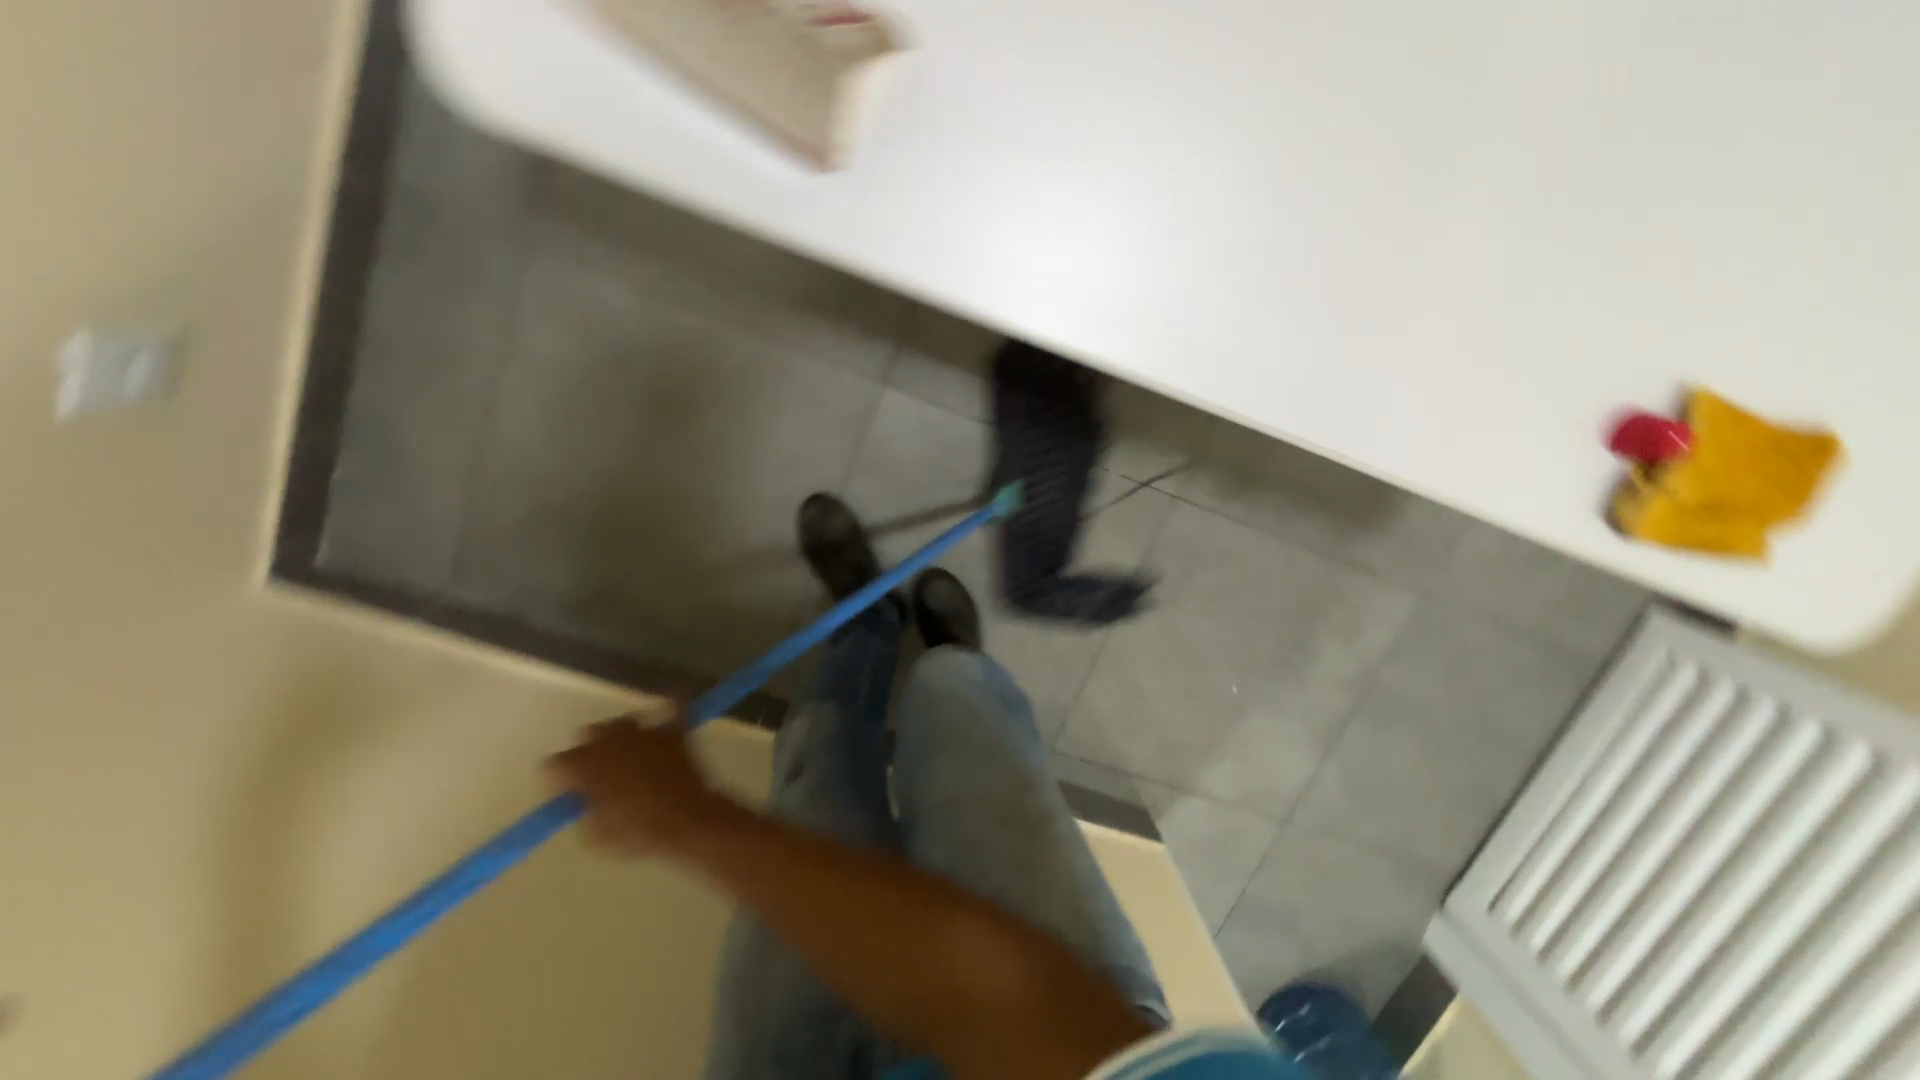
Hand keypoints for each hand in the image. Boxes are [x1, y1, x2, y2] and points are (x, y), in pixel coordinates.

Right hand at [547, 712, 729, 856]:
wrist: (684, 819)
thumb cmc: (636, 831)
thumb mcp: (596, 834)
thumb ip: (584, 812)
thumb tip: (585, 805)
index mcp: (583, 764)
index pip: (556, 764)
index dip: (560, 778)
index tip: (568, 792)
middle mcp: (609, 740)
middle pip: (590, 734)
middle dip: (591, 751)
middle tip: (600, 774)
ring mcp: (643, 732)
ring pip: (624, 722)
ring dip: (622, 736)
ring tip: (629, 753)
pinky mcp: (673, 732)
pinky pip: (674, 709)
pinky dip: (672, 710)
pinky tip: (672, 711)